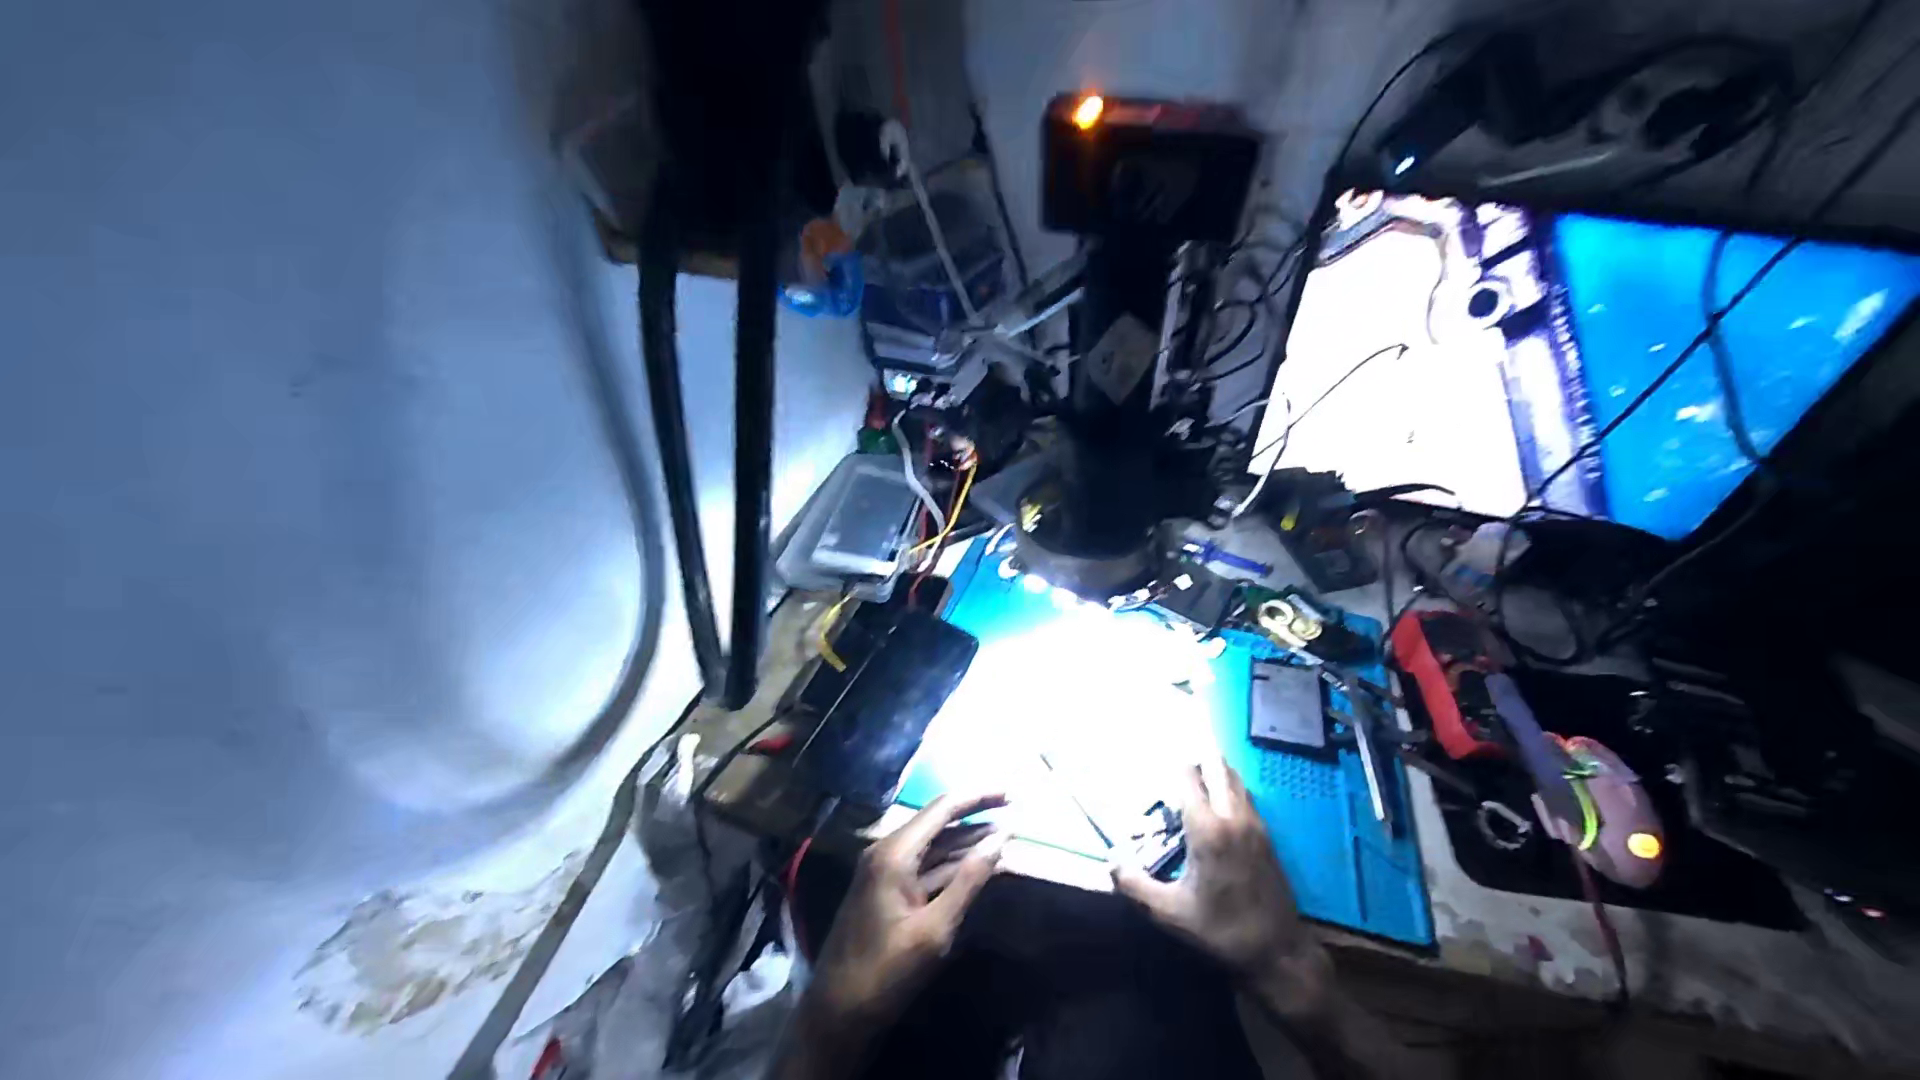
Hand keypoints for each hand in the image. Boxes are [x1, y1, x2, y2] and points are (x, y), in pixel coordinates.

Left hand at [795, 794, 1008, 1059]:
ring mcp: (886, 869)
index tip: (1010, 793)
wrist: (837, 1013)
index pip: (943, 808)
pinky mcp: (889, 888)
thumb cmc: (885, 972)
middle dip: (976, 814)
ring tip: (1005, 835)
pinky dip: (953, 863)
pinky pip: (927, 866)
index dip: (978, 797)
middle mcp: (888, 850)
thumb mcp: (934, 930)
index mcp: (894, 851)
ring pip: (935, 845)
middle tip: (1013, 809)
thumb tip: (1000, 839)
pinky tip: (978, 864)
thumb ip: (968, 881)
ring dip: (968, 840)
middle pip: (939, 821)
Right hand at [1110, 763, 1331, 1020]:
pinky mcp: (1267, 836)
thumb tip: (1110, 861)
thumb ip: (1135, 885)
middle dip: (1197, 755)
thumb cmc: (1221, 931)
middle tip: (1179, 749)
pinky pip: (1246, 795)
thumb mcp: (1170, 913)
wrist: (1279, 954)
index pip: (1189, 778)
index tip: (1157, 754)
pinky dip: (1230, 785)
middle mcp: (1232, 817)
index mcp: (1207, 829)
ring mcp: (1255, 824)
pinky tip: (1219, 798)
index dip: (1173, 763)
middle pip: (1217, 768)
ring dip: (1215, 768)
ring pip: (1235, 779)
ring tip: (1196, 767)